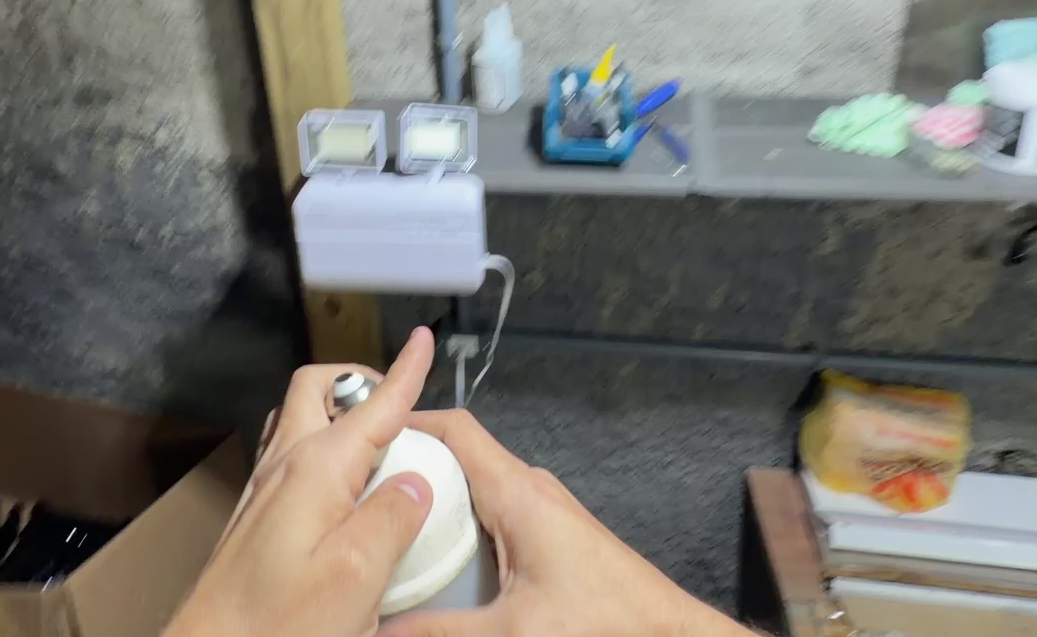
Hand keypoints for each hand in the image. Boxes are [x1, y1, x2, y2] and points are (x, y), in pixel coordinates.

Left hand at [165, 327, 439, 636]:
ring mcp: (263, 489)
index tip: (424, 339)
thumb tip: (415, 482)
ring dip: (334, 408)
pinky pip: (288, 451)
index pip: (373, 404)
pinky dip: (320, 443)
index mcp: (317, 466)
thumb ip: (392, 518)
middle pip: (316, 388)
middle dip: (356, 380)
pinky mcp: (253, 518)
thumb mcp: (356, 577)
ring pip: (297, 416)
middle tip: (394, 406)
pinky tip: (338, 487)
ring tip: (370, 439)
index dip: (404, 371)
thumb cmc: (281, 625)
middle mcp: (285, 463)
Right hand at [379, 410, 751, 636]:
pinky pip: (493, 508)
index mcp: (517, 491)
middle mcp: (528, 487)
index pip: (457, 429)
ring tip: (392, 524)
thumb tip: (379, 632)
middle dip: (414, 467)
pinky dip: (461, 519)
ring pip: (476, 484)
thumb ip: (441, 633)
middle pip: (460, 455)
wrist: (669, 636)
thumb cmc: (603, 624)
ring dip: (437, 497)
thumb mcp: (514, 633)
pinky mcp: (548, 530)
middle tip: (366, 493)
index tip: (368, 435)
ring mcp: (541, 506)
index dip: (412, 421)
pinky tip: (440, 555)